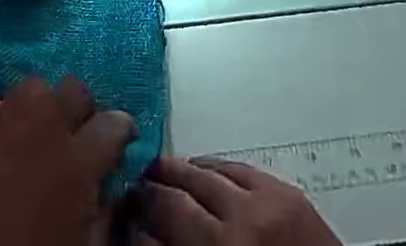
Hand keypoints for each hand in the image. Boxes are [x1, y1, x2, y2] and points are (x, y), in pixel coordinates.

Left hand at [0, 76, 137, 245]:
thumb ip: (102, 212)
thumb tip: (107, 188)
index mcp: (77, 161)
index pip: (114, 123)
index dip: (122, 132)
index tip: (121, 142)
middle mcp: (42, 128)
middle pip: (74, 89)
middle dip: (82, 109)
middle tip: (78, 136)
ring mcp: (0, 122)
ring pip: (33, 87)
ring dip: (42, 106)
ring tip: (38, 134)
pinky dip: (3, 120)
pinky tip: (1, 145)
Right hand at [134, 156, 341, 245]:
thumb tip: (145, 238)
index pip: (153, 238)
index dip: (132, 226)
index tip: (120, 219)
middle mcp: (234, 234)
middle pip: (173, 200)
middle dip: (148, 191)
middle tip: (132, 186)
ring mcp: (261, 209)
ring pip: (201, 175)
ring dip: (175, 171)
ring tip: (159, 169)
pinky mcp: (285, 193)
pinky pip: (235, 167)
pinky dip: (211, 167)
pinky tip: (200, 169)